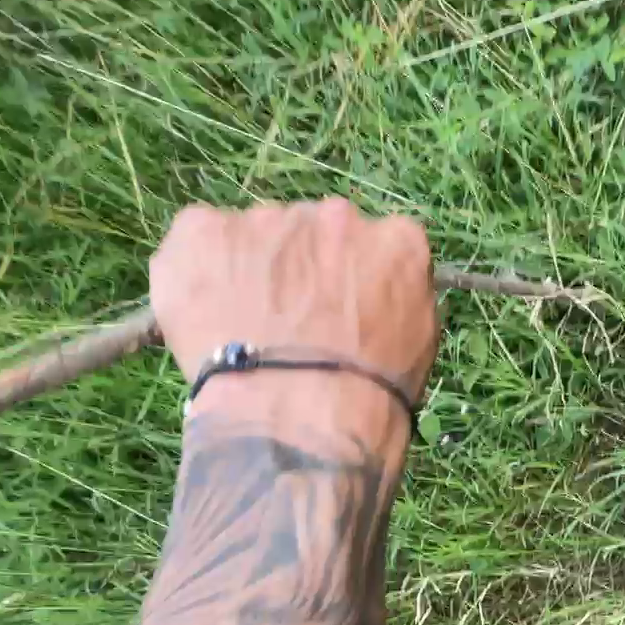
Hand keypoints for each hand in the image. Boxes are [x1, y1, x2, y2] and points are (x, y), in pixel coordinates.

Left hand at [149, 199, 438, 396]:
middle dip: (315, 262)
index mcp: (398, 240)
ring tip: (257, 321)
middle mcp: (337, 215)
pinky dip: (209, 267)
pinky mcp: (204, 229)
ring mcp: (267, 218)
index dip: (370, 273)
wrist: (302, 409)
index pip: (387, 240)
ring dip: (263, 264)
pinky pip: (205, 238)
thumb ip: (402, 292)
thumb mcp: (420, 336)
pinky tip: (219, 311)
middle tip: (306, 314)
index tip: (360, 301)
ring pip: (263, 234)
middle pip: (322, 229)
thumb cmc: (375, 384)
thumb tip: (380, 287)